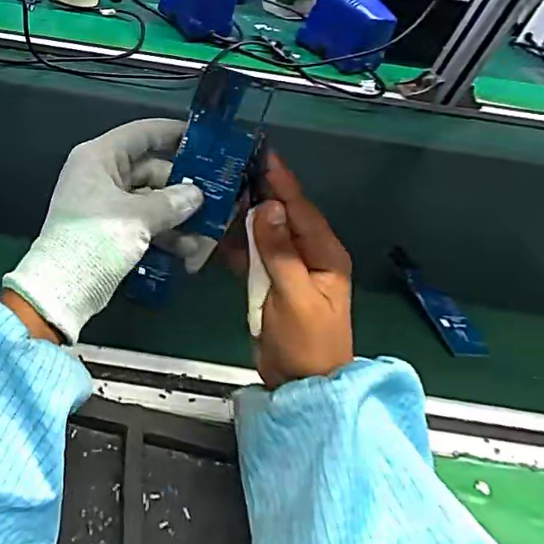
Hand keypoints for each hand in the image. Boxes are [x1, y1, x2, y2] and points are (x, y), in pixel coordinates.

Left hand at [2, 119, 203, 342]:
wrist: (60, 289)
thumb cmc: (95, 238)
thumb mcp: (138, 217)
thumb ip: (172, 202)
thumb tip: (197, 195)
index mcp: (99, 157)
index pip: (141, 133)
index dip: (172, 133)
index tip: (204, 138)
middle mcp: (101, 173)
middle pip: (151, 170)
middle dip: (183, 189)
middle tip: (216, 200)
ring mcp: (104, 203)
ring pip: (150, 200)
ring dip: (178, 218)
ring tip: (205, 238)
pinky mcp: (109, 230)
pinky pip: (143, 222)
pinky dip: (163, 234)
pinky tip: (188, 253)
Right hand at [221, 154, 353, 387]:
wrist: (301, 388)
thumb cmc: (308, 343)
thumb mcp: (294, 295)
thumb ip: (280, 250)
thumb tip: (268, 206)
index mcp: (325, 255)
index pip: (301, 209)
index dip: (282, 181)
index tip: (262, 155)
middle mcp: (308, 255)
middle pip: (281, 216)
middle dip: (258, 193)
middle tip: (231, 169)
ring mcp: (288, 269)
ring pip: (263, 232)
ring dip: (243, 217)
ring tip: (219, 193)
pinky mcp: (269, 282)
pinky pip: (252, 254)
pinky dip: (236, 243)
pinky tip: (217, 231)